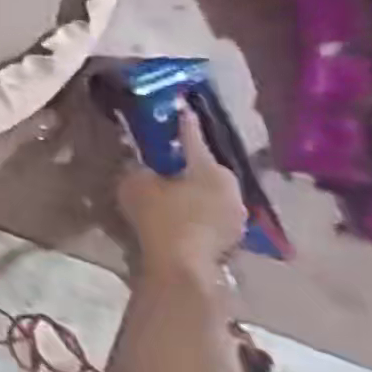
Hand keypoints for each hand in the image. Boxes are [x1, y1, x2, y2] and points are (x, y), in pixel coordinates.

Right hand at [117, 104, 246, 276]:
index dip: (182, 120)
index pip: (192, 136)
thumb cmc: (159, 216)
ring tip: (172, 177)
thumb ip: (137, 163)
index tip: (180, 105)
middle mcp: (231, 187)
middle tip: (167, 149)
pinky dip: (197, 198)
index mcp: (209, 169)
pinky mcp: (233, 232)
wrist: (181, 266)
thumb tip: (138, 153)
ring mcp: (237, 212)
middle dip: (188, 156)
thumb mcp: (135, 182)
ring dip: (194, 179)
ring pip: (212, 185)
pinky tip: (180, 202)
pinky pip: (213, 204)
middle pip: (207, 163)